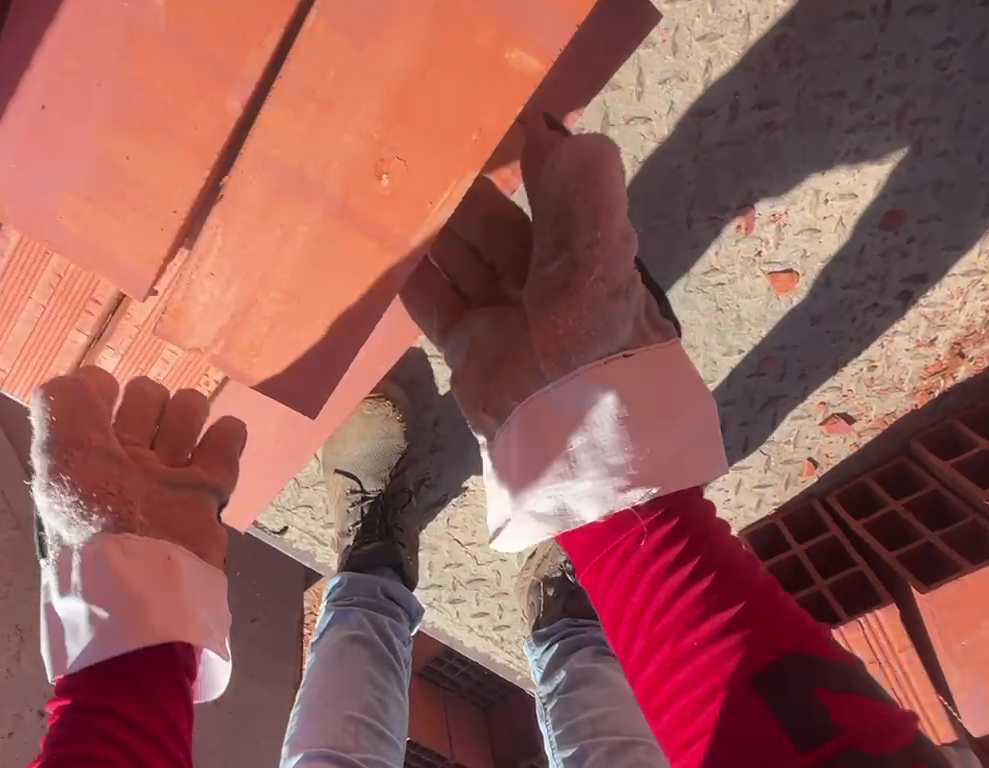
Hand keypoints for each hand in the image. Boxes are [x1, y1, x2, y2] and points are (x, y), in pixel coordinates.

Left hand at [30, 371, 247, 569]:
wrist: (144, 573)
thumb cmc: (95, 508)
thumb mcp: (57, 448)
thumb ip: (65, 400)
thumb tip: (100, 380)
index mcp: (88, 452)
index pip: (100, 395)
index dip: (103, 392)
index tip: (106, 405)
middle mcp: (127, 461)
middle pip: (149, 400)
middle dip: (151, 402)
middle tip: (147, 434)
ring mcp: (170, 478)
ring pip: (187, 415)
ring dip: (188, 412)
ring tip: (181, 442)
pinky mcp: (207, 494)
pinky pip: (224, 448)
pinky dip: (227, 435)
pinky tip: (224, 434)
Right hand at [402, 115, 678, 438]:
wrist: (565, 424)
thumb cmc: (587, 331)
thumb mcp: (599, 249)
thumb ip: (579, 187)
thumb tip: (548, 128)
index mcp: (580, 251)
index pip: (546, 193)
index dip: (518, 160)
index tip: (480, 123)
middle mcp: (539, 281)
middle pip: (492, 226)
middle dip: (461, 194)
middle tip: (421, 154)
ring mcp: (500, 316)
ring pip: (460, 261)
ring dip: (432, 231)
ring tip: (396, 191)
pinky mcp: (468, 349)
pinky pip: (435, 305)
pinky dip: (414, 280)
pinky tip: (389, 249)